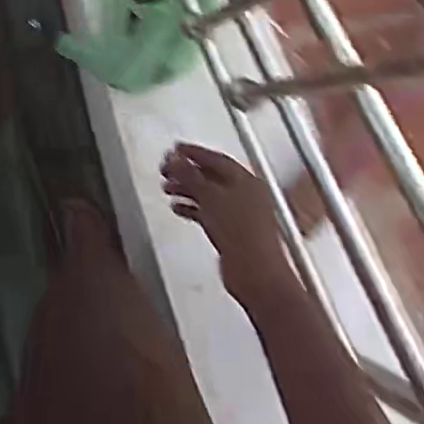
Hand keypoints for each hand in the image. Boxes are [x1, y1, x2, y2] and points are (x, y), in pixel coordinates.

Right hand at [161, 143, 298, 304]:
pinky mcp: (232, 231)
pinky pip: (208, 212)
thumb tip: (176, 160)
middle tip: (167, 167)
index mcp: (245, 180)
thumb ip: (190, 176)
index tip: (176, 149)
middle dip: (186, 171)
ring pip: (208, 194)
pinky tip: (179, 208)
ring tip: (167, 187)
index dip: (193, 152)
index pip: (215, 158)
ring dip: (186, 189)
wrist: (256, 275)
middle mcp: (245, 194)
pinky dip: (192, 208)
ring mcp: (239, 213)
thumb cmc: (244, 235)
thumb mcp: (210, 197)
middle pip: (210, 176)